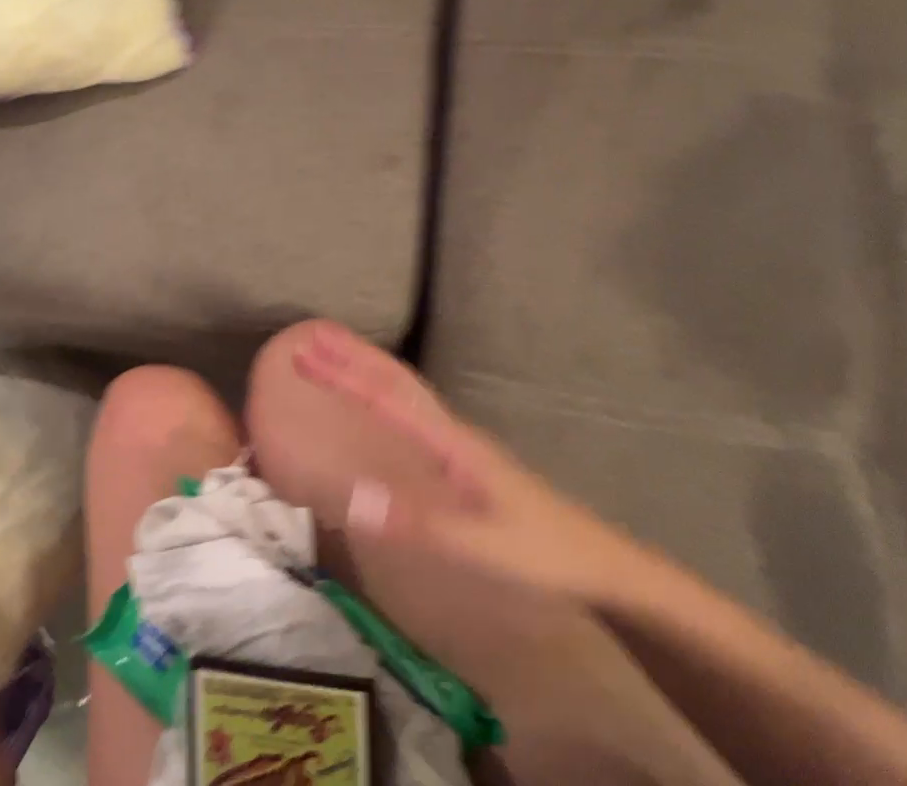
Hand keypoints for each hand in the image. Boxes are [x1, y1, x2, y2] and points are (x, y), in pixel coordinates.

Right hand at [292, 323, 658, 607]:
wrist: (604, 566)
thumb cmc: (543, 553)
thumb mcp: (479, 543)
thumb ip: (417, 521)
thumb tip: (351, 496)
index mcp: (453, 443)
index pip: (389, 399)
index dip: (344, 376)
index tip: (302, 354)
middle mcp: (455, 434)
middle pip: (396, 385)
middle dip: (351, 361)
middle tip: (309, 339)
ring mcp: (463, 447)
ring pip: (407, 395)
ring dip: (368, 372)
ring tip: (336, 356)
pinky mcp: (467, 464)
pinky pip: (415, 415)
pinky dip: (388, 395)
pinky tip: (384, 406)